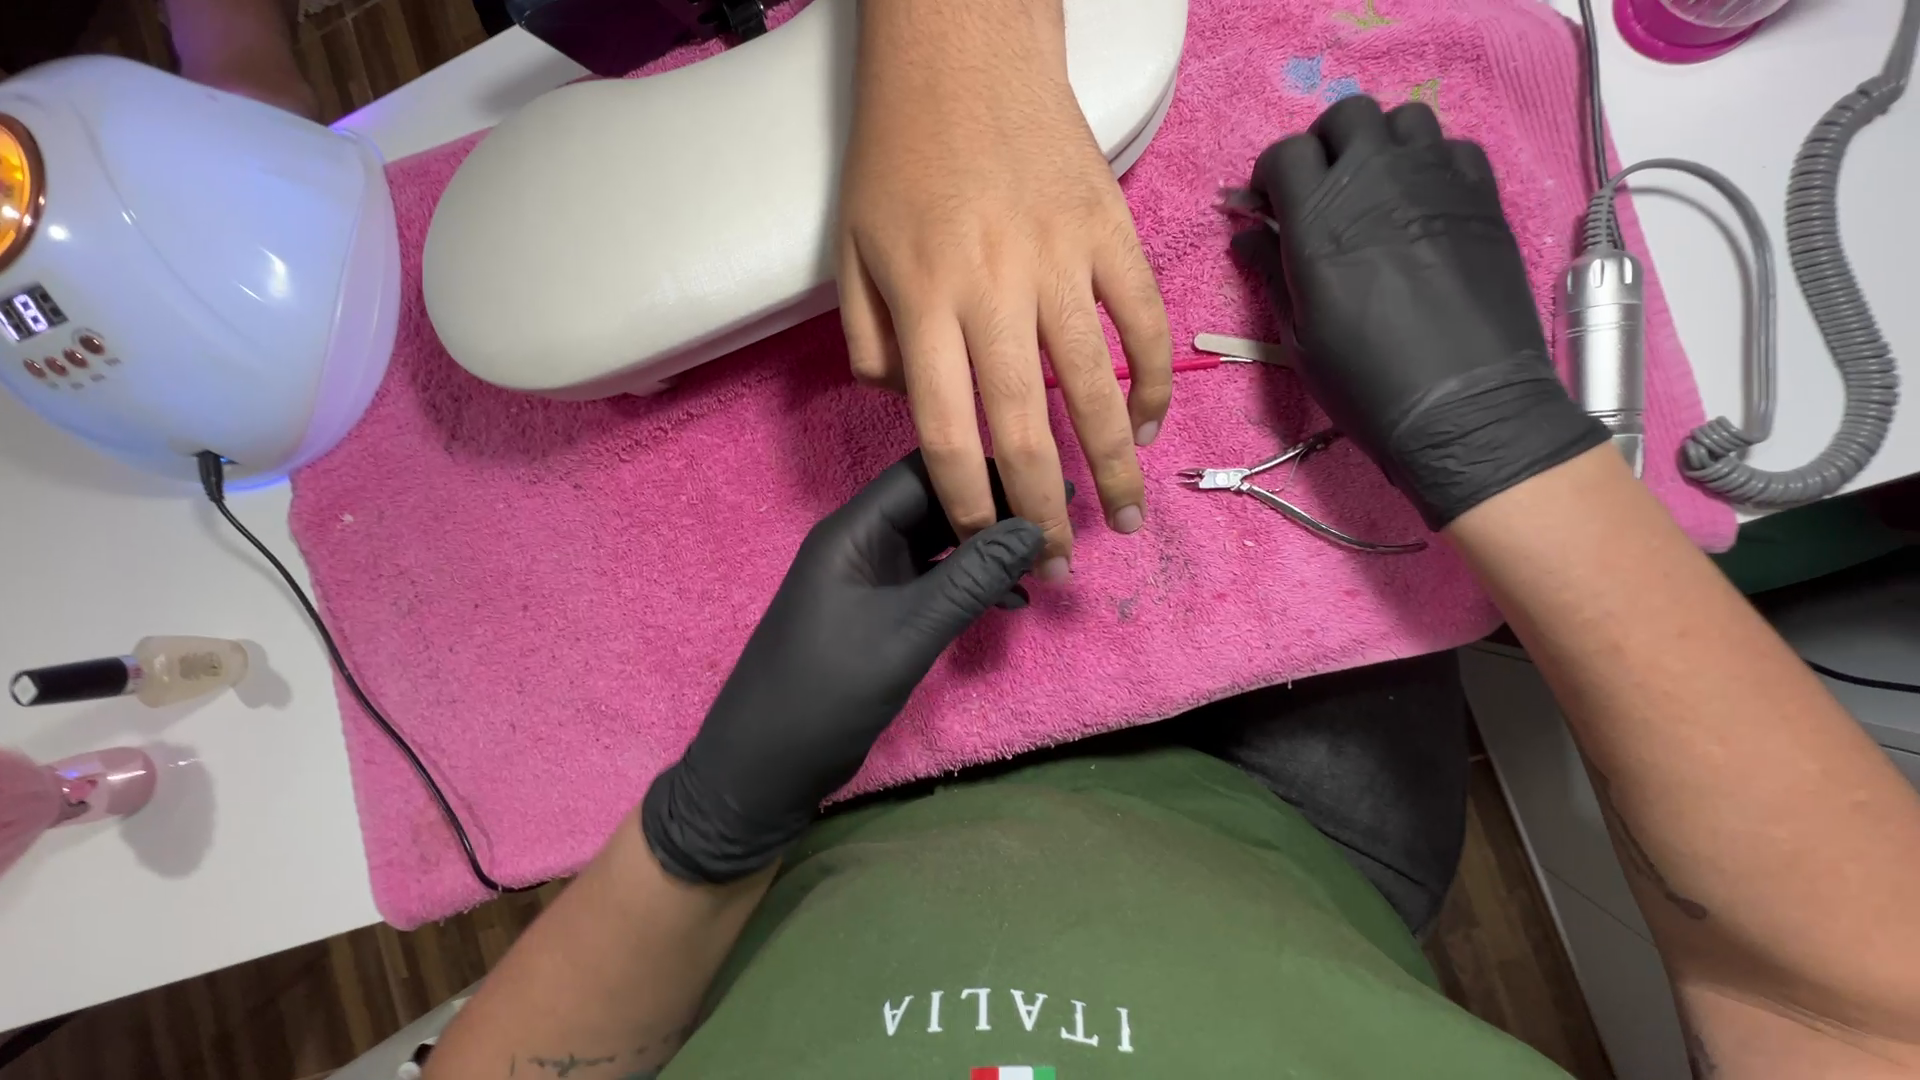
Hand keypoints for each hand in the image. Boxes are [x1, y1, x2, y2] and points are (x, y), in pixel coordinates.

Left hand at [641, 452, 1045, 882]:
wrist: (764, 769)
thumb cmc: (825, 693)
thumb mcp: (906, 633)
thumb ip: (971, 578)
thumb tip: (1036, 527)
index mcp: (853, 531)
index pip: (927, 474)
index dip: (989, 474)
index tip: (1049, 486)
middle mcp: (861, 543)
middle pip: (937, 507)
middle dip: (996, 515)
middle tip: (1060, 524)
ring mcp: (869, 579)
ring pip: (939, 546)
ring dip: (988, 554)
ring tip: (1046, 564)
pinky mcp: (878, 613)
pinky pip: (933, 583)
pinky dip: (971, 588)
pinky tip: (1011, 602)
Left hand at [836, 0, 1170, 581]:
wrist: (964, 48)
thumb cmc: (899, 155)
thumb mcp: (850, 253)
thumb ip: (867, 345)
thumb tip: (906, 411)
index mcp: (924, 304)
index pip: (948, 434)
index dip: (970, 504)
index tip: (987, 546)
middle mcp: (994, 292)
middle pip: (1026, 430)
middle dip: (1046, 512)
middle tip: (1064, 564)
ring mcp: (1060, 260)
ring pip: (1096, 388)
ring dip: (1117, 466)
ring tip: (1129, 519)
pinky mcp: (1109, 230)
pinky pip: (1142, 320)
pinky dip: (1153, 378)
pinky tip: (1151, 421)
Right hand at [1233, 96, 1605, 528]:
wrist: (1462, 405)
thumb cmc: (1364, 382)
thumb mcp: (1297, 337)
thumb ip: (1270, 272)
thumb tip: (1246, 235)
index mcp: (1319, 223)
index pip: (1285, 154)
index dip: (1270, 176)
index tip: (1269, 208)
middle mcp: (1378, 184)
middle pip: (1346, 117)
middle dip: (1323, 145)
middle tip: (1319, 190)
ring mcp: (1437, 182)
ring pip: (1403, 118)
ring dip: (1377, 145)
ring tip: (1372, 190)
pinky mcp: (1481, 195)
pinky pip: (1451, 147)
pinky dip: (1427, 161)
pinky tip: (1419, 203)